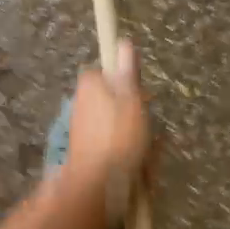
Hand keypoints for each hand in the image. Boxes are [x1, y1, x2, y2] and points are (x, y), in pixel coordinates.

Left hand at [66, 39, 150, 221]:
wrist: (96, 187)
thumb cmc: (117, 137)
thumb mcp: (131, 97)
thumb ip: (128, 70)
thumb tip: (124, 42)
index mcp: (90, 82)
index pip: (113, 73)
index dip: (131, 85)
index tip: (144, 99)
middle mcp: (81, 100)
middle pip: (116, 99)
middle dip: (135, 115)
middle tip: (147, 132)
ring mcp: (82, 127)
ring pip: (117, 125)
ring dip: (134, 138)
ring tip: (145, 156)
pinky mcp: (86, 151)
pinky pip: (113, 146)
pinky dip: (126, 154)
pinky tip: (138, 169)